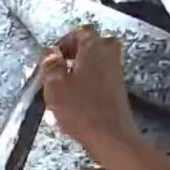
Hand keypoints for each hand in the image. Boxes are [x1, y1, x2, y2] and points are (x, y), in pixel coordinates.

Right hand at [40, 26, 138, 157]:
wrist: (111, 137)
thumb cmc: (82, 110)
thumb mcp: (55, 86)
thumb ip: (51, 65)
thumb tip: (50, 53)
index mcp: (94, 46)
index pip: (78, 32)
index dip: (62, 44)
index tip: (51, 59)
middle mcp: (109, 54)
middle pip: (90, 46)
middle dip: (74, 55)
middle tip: (59, 70)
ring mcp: (117, 72)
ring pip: (96, 62)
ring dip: (81, 70)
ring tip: (65, 88)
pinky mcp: (119, 89)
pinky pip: (101, 78)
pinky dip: (89, 84)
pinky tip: (77, 101)